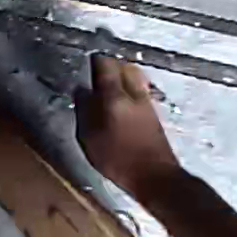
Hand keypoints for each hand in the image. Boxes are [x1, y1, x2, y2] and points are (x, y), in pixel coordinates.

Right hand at [76, 55, 184, 196]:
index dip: (94, 60)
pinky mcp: (154, 113)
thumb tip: (81, 91)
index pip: (105, 65)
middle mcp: (133, 94)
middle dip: (110, 64)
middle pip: (124, 66)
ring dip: (122, 74)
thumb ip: (84, 111)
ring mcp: (147, 102)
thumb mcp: (89, 137)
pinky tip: (121, 99)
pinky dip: (129, 87)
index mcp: (114, 96)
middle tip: (94, 71)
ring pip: (135, 76)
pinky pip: (140, 89)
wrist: (155, 177)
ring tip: (108, 83)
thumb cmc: (117, 158)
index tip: (84, 61)